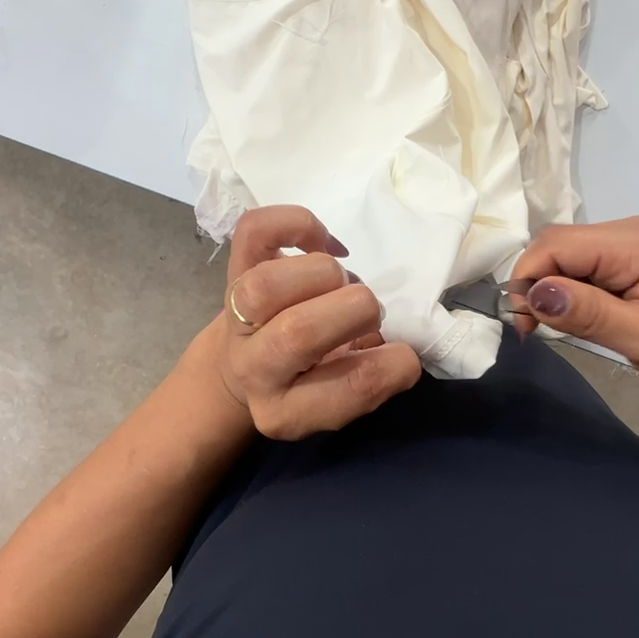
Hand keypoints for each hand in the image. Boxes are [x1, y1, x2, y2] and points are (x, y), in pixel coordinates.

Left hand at [210, 206, 421, 439]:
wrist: (243, 367)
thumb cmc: (312, 377)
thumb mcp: (343, 396)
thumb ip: (374, 376)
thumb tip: (400, 341)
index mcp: (288, 411)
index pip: (351, 387)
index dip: (393, 364)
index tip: (404, 353)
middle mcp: (254, 369)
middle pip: (299, 333)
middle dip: (356, 309)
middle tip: (367, 312)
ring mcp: (236, 319)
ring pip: (268, 285)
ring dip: (324, 273)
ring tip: (339, 282)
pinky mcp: (233, 272)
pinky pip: (254, 232)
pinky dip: (297, 225)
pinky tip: (322, 244)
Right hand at [510, 217, 638, 412]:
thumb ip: (590, 314)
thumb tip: (533, 294)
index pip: (556, 245)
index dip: (528, 281)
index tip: (526, 329)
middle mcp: (633, 232)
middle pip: (558, 246)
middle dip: (536, 286)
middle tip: (536, 334)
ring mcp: (635, 245)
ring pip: (568, 257)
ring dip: (552, 292)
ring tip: (557, 330)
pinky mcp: (635, 263)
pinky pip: (586, 268)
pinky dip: (570, 294)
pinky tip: (578, 319)